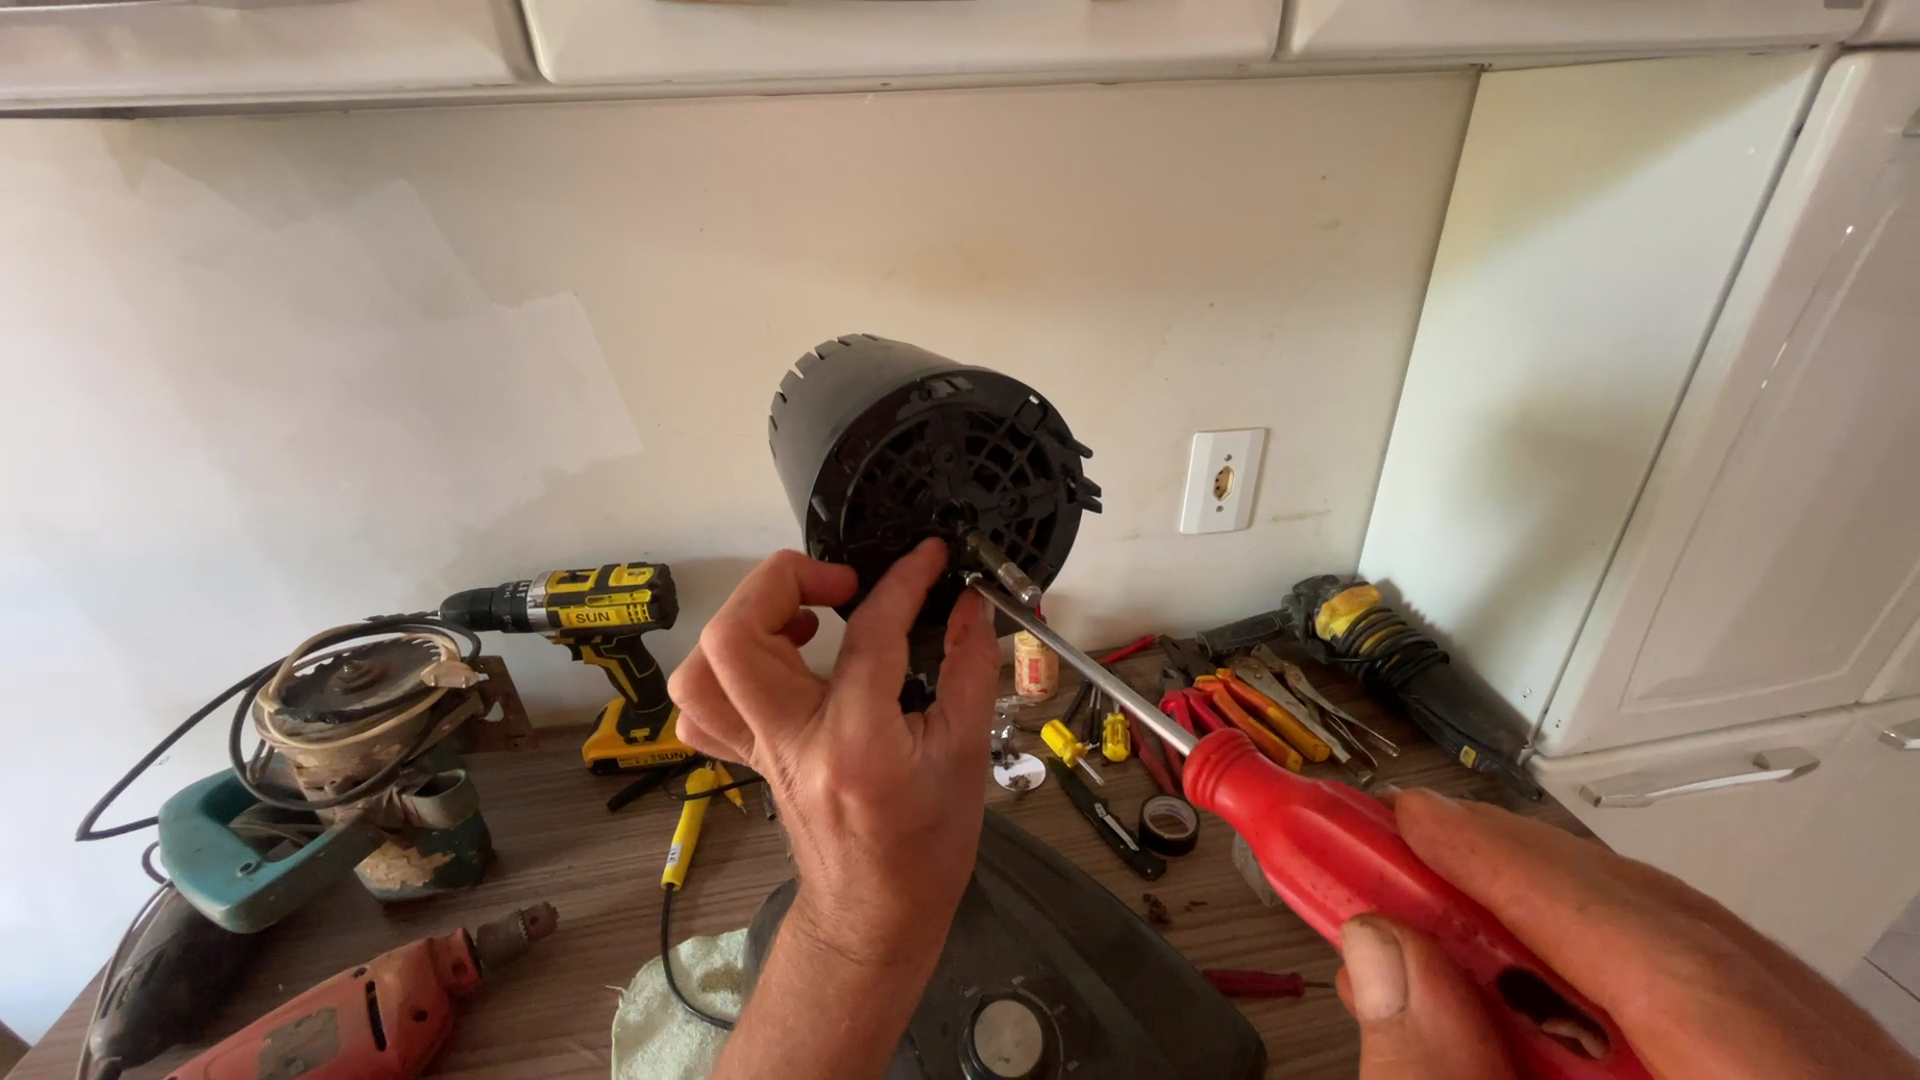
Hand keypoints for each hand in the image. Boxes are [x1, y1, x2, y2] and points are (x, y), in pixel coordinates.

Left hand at [667, 539, 999, 966]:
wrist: (875, 916)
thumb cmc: (929, 845)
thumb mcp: (968, 753)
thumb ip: (970, 667)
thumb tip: (969, 605)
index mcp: (857, 743)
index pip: (868, 635)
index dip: (903, 582)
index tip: (928, 557)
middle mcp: (792, 743)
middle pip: (735, 638)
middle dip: (782, 581)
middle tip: (839, 585)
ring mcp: (759, 753)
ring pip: (701, 671)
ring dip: (745, 621)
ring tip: (801, 619)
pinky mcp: (747, 760)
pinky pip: (701, 709)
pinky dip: (726, 671)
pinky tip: (775, 665)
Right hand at [1338, 788, 1919, 1079]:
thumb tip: (1380, 954)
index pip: (1676, 965)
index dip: (1518, 869)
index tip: (1412, 817)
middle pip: (1696, 944)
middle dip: (1521, 876)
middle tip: (1403, 846)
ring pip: (1716, 968)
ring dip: (1556, 922)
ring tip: (1449, 909)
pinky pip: (1738, 1016)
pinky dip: (1614, 978)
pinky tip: (1530, 983)